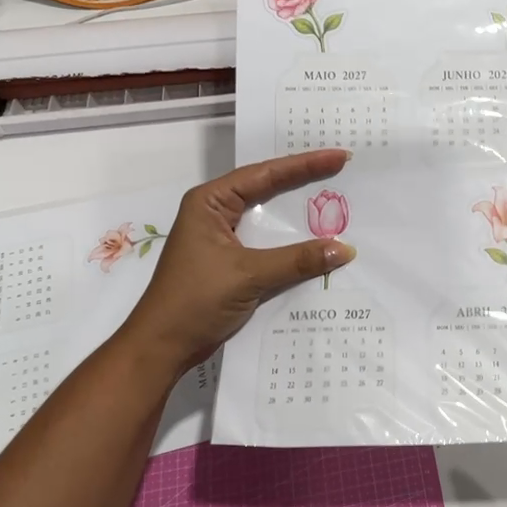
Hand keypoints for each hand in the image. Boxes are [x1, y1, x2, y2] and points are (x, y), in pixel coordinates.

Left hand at [117, 149, 354, 374]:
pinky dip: (291, 244)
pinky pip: (268, 245)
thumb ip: (297, 260)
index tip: (338, 157)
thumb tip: (345, 249)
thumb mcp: (248, 275)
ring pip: (268, 219)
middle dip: (304, 182)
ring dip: (299, 216)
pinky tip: (318, 244)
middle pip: (267, 190)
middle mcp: (215, 213)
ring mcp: (223, 238)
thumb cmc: (195, 300)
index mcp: (210, 202)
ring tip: (337, 202)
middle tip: (342, 170)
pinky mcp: (231, 263)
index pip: (264, 174)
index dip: (304, 164)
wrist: (161, 349)